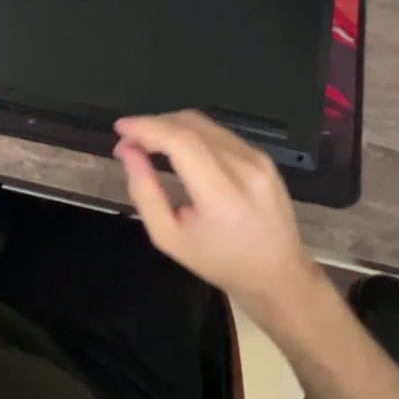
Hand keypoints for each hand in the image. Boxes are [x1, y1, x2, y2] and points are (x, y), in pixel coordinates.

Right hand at [113, 111, 322, 315]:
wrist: (278, 274)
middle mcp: (245, 169)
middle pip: (191, 125)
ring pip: (204, 124)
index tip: (120, 129)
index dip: (146, 128)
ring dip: (170, 126)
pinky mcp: (263, 157)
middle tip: (129, 141)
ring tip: (147, 144)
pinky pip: (218, 133)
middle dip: (153, 124)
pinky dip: (189, 134)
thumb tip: (127, 151)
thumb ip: (145, 192)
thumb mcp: (169, 238)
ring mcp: (258, 159)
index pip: (182, 142)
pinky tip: (175, 148)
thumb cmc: (220, 262)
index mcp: (223, 196)